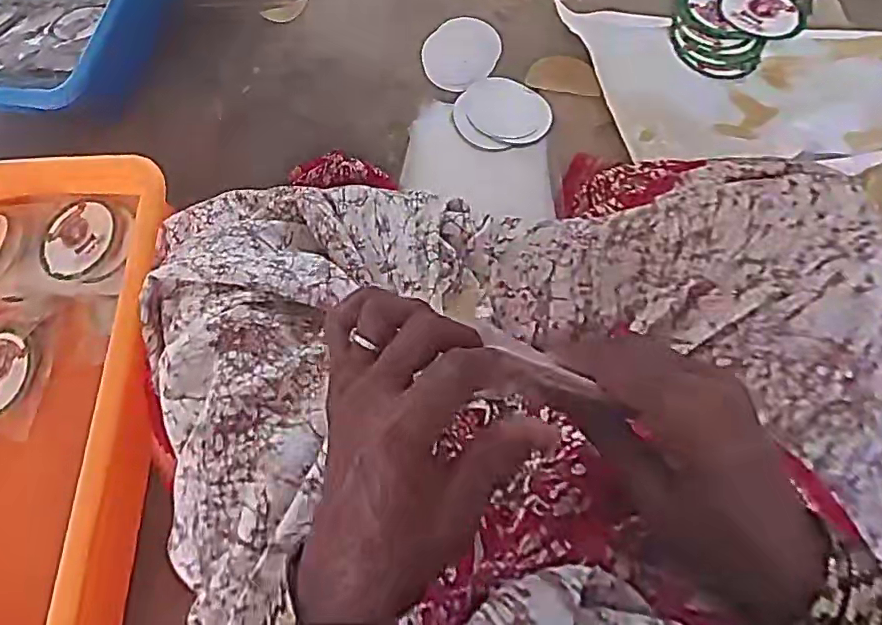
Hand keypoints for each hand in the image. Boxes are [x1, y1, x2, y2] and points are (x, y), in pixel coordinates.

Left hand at [295, 289, 555, 624]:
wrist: (344, 570)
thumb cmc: (403, 545)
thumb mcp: (459, 510)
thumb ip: (497, 455)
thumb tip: (544, 425)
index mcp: (404, 427)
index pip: (458, 368)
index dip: (495, 364)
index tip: (515, 375)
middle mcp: (372, 394)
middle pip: (423, 329)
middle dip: (462, 336)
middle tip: (482, 361)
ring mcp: (349, 385)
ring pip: (378, 314)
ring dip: (414, 315)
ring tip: (439, 339)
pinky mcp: (337, 387)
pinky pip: (339, 326)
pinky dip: (362, 310)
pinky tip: (389, 318)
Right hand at [555, 335, 827, 624]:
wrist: (794, 560)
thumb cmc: (717, 540)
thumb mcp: (652, 498)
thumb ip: (605, 432)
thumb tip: (559, 390)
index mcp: (686, 406)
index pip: (613, 363)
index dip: (569, 358)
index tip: (533, 363)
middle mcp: (704, 377)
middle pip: (628, 347)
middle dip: (584, 353)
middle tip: (546, 369)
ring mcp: (718, 375)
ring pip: (647, 348)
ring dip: (608, 356)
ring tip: (572, 376)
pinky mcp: (724, 382)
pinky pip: (667, 360)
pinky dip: (634, 365)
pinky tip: (615, 385)